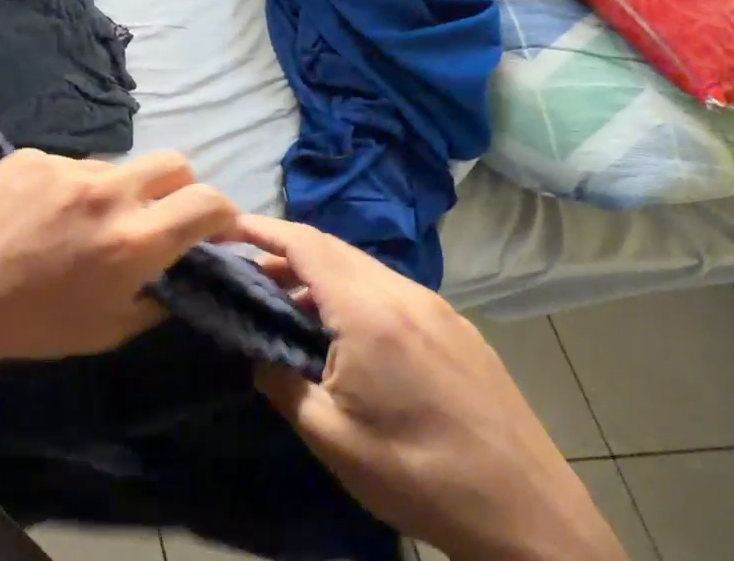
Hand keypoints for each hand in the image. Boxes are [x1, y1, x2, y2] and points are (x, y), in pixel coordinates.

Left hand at [0, 149, 236, 364]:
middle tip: (153, 216)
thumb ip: (156, 297)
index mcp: (135, 238)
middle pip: (172, 163)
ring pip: (111, 166)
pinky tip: (34, 214)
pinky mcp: (25, 157)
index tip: (210, 229)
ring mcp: (62, 168)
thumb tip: (176, 276)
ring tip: (75, 223)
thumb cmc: (31, 323)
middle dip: (176, 188)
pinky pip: (63, 166)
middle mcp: (106, 192)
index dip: (222, 214)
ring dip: (112, 190)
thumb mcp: (109, 329)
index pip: (210, 201)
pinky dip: (64, 187)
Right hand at [225, 215, 627, 560]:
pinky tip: (340, 330)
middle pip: (333, 249)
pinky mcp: (464, 338)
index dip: (257, 227)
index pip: (304, 244)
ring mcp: (444, 316)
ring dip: (318, 272)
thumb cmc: (420, 476)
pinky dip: (352, 292)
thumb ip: (278, 380)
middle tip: (241, 268)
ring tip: (284, 301)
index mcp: (371, 315)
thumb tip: (258, 355)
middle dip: (281, 249)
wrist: (535, 526)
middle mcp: (409, 299)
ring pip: (365, 270)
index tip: (217, 226)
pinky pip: (393, 293)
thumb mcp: (328, 434)